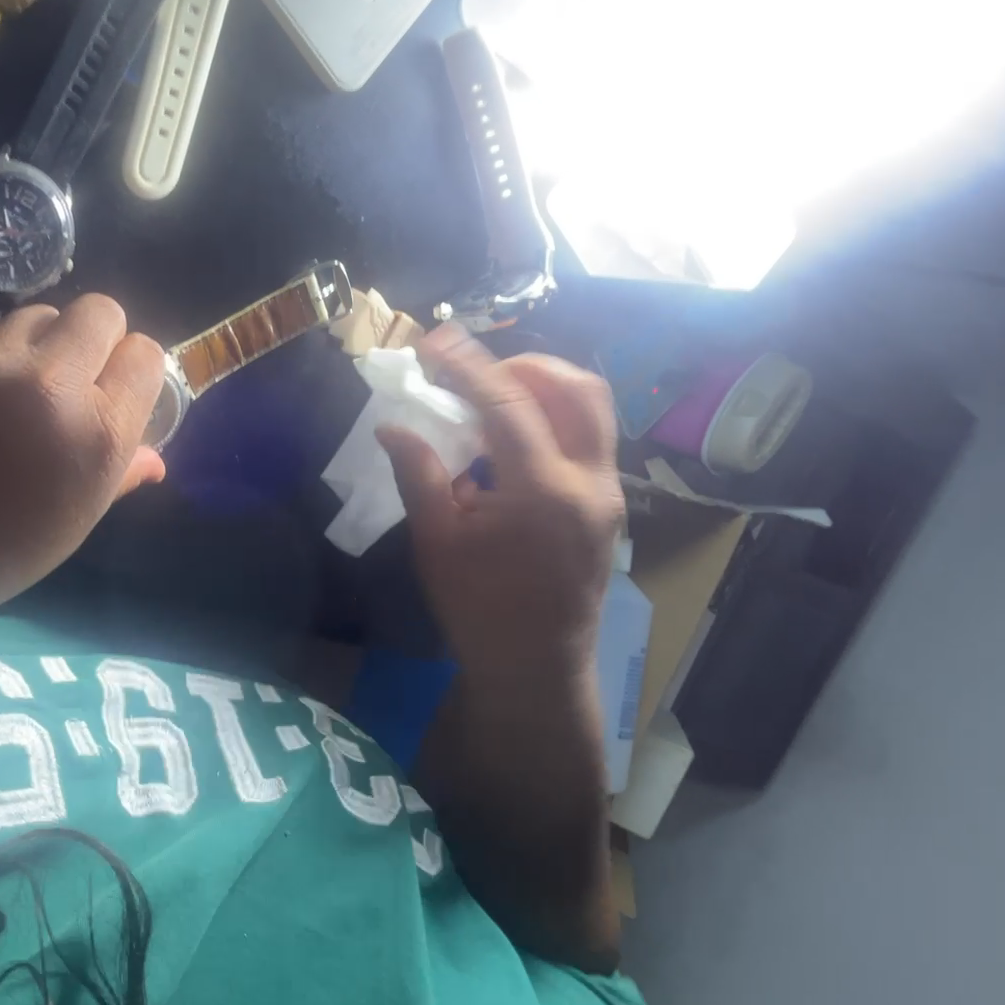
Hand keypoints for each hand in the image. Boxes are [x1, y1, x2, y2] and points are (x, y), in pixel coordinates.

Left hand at [0, 295, 167, 628]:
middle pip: (100, 311)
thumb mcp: (78, 519)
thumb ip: (121, 473)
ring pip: (41, 314)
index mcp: (99, 433)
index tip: (117, 388)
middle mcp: (53, 384)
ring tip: (23, 383)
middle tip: (77, 374)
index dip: (134, 369)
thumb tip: (155, 457)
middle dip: (97, 337)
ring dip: (44, 342)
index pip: (146, 354)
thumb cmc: (5, 546)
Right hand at [376, 324, 622, 683]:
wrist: (534, 664)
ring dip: (544, 389)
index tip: (436, 340)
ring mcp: (609, 493)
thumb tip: (394, 426)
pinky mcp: (610, 506)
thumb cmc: (476, 607)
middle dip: (522, 365)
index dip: (468, 365)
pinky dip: (554, 420)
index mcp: (541, 490)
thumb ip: (420, 474)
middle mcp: (589, 481)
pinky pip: (590, 439)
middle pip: (576, 388)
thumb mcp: (436, 541)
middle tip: (473, 372)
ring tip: (494, 399)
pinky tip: (513, 442)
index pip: (507, 402)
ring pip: (593, 411)